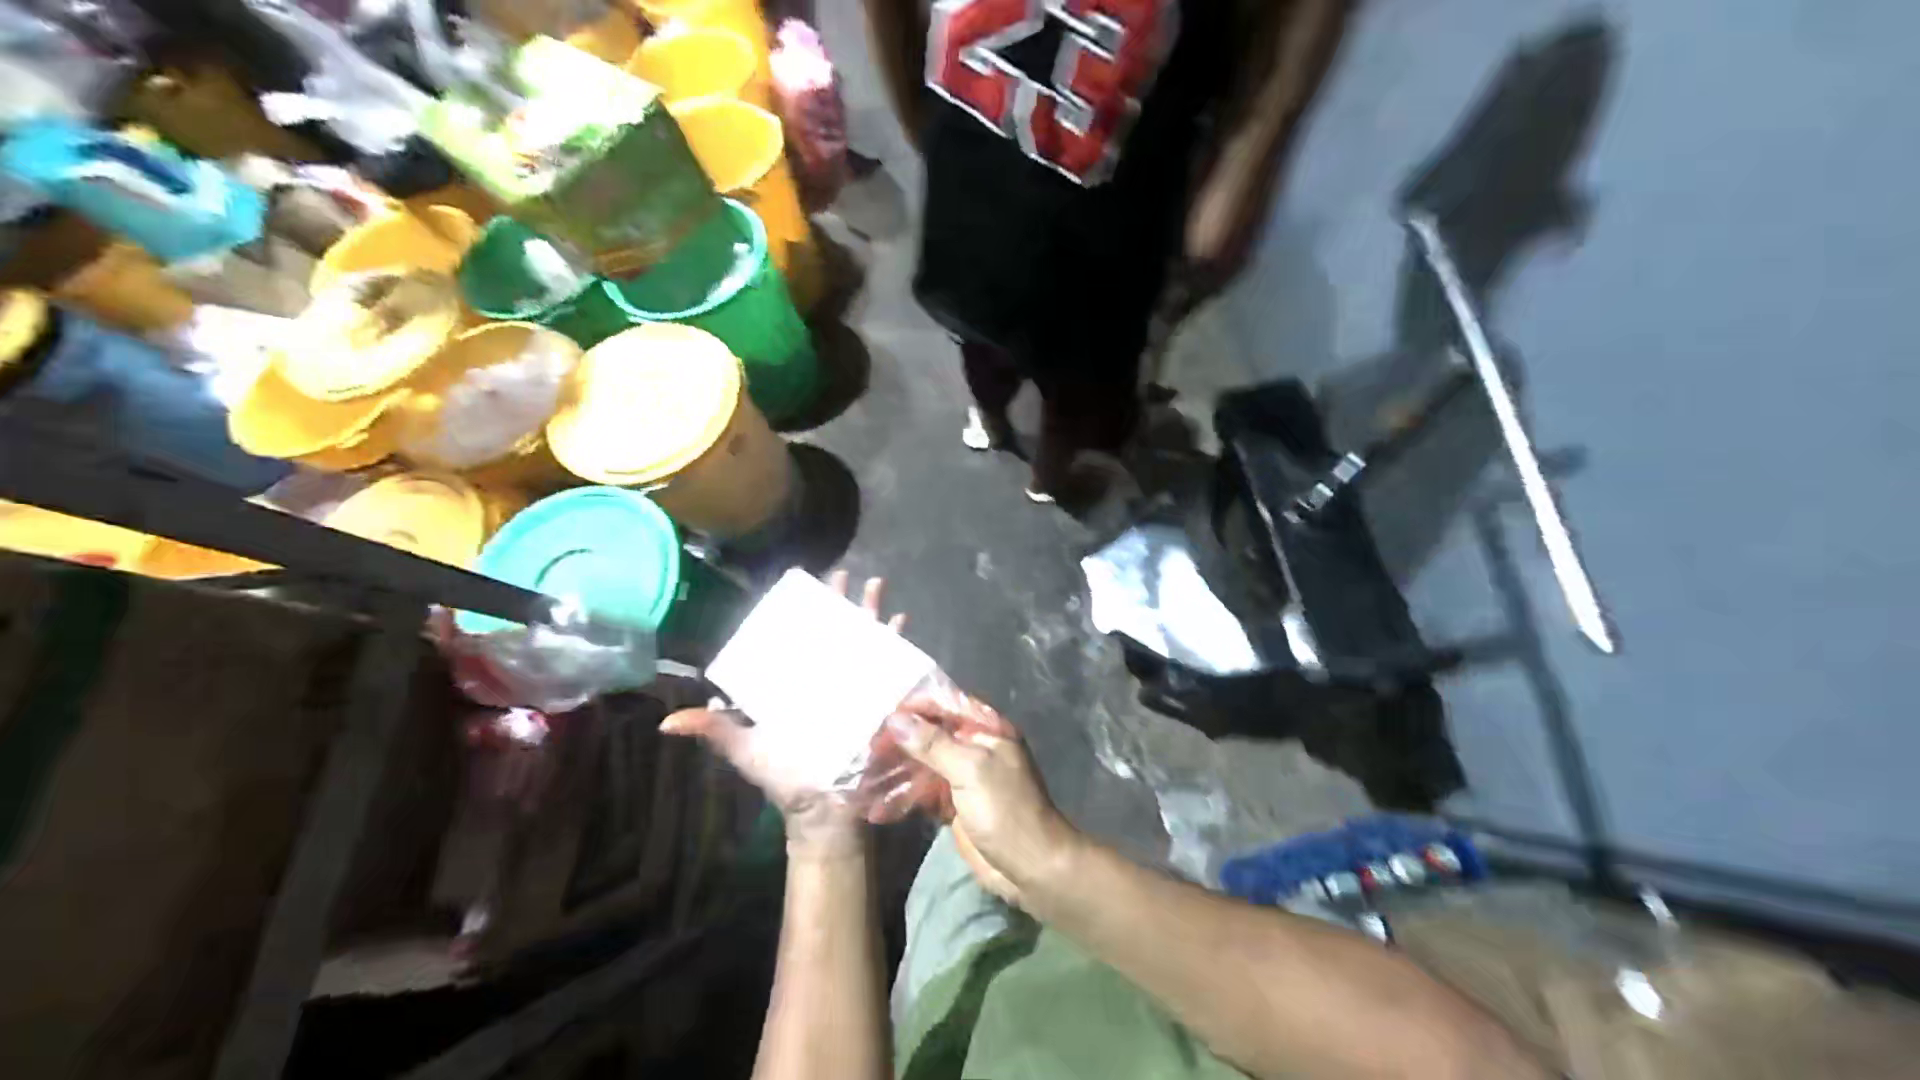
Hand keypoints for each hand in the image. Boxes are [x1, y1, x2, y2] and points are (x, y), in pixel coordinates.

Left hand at [662, 571, 906, 859]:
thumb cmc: (785, 776)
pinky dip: (897, 642)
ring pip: (865, 640)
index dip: (806, 611)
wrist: (826, 808)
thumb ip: (716, 731)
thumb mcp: (747, 749)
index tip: (808, 585)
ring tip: (875, 584)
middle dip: (842, 601)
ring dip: (871, 612)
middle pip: (836, 631)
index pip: (802, 638)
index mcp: (798, 683)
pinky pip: (893, 665)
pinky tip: (902, 619)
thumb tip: (667, 722)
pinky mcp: (880, 700)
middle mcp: (827, 678)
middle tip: (846, 574)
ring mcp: (856, 687)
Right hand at [884, 690, 1083, 905]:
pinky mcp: (955, 805)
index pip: (943, 705)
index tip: (878, 716)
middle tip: (864, 750)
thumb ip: (933, 743)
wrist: (1032, 868)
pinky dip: (902, 795)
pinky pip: (923, 792)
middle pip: (929, 734)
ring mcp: (964, 776)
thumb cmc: (1006, 810)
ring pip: (923, 763)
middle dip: (898, 741)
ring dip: (895, 768)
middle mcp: (974, 746)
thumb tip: (895, 719)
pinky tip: (875, 803)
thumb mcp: (970, 770)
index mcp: (986, 729)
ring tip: (861, 774)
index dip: (912, 708)